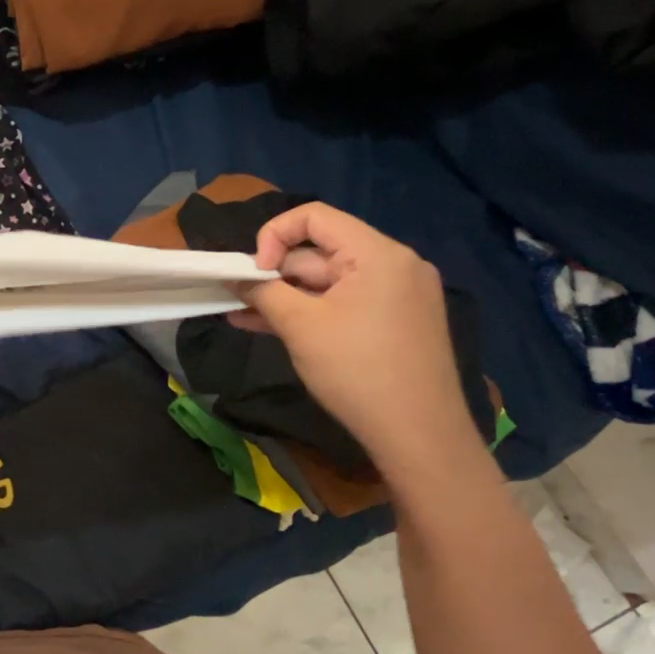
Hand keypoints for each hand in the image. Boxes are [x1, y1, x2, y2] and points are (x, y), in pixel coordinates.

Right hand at [227, 203, 475, 467]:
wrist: (419, 435)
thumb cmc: (357, 370)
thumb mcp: (299, 325)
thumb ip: (263, 291)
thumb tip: (235, 276)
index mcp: (378, 255)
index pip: (314, 217)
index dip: (273, 235)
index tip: (254, 271)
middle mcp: (395, 266)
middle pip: (320, 250)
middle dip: (275, 271)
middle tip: (239, 297)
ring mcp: (398, 296)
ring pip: (327, 281)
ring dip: (284, 295)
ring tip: (241, 313)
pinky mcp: (395, 323)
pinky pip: (342, 303)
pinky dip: (308, 311)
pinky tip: (267, 325)